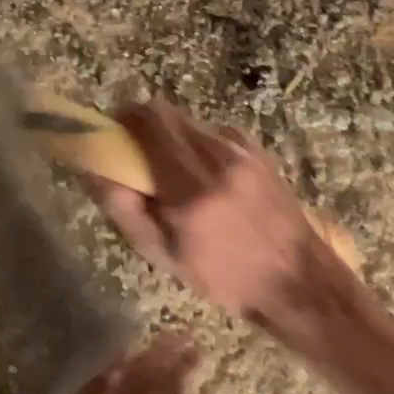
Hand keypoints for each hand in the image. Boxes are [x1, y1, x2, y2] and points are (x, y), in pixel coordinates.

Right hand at [88, 99, 344, 345]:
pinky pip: (211, 132)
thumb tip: (93, 169)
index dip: (121, 121)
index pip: (146, 121)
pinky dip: (196, 146)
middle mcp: (216, 157)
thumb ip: (124, 208)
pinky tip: (207, 179)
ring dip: (169, 137)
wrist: (300, 283)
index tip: (112, 140)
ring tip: (174, 174)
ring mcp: (241, 149)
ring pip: (186, 121)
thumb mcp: (163, 256)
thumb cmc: (225, 279)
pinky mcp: (256, 148)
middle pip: (162, 111)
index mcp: (190, 189)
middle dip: (141, 126)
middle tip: (136, 155)